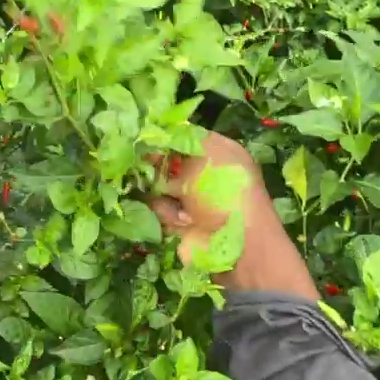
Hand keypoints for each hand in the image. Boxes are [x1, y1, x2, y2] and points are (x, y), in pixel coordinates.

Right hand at [150, 131, 319, 301]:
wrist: (234, 245)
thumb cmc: (225, 191)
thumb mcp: (209, 152)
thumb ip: (182, 138)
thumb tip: (157, 135)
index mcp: (217, 151)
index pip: (183, 137)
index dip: (164, 138)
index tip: (146, 140)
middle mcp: (204, 172)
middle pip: (165, 161)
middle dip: (156, 166)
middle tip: (152, 169)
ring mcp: (191, 198)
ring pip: (156, 185)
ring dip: (161, 193)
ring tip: (179, 203)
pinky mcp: (180, 221)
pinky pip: (158, 209)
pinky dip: (166, 214)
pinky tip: (182, 220)